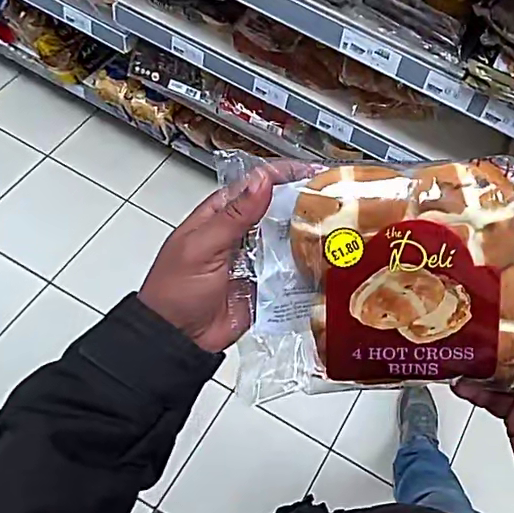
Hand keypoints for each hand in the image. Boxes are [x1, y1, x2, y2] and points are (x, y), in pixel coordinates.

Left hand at [139, 161, 319, 352]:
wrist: (176, 340)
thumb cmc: (174, 291)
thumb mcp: (201, 247)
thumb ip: (234, 216)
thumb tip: (262, 181)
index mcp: (221, 215)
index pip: (257, 184)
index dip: (284, 175)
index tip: (312, 171)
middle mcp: (243, 234)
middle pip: (280, 210)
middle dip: (305, 204)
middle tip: (336, 200)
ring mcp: (257, 259)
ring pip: (290, 239)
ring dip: (310, 234)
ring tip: (339, 228)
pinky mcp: (268, 284)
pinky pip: (292, 272)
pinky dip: (308, 267)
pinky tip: (327, 262)